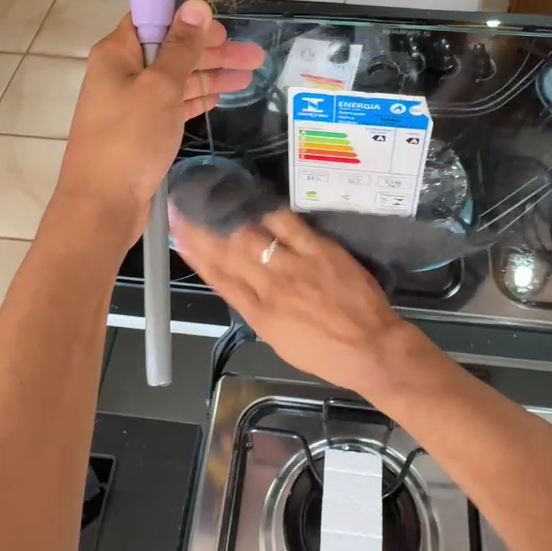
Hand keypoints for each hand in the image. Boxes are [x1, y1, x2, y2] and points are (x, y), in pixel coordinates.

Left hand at [50, 0, 265, 254]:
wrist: (101, 207)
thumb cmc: (129, 141)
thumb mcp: (161, 88)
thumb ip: (182, 47)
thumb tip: (196, 4)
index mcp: (117, 53)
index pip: (156, 19)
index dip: (190, 21)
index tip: (224, 31)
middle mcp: (121, 72)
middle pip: (172, 49)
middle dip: (213, 51)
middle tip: (255, 57)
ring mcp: (130, 103)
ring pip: (177, 78)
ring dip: (212, 75)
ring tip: (251, 77)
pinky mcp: (140, 130)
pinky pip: (174, 104)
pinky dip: (197, 98)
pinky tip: (221, 96)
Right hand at [168, 208, 433, 396]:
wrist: (372, 349)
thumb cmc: (327, 353)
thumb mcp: (281, 340)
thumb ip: (259, 309)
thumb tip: (241, 284)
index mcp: (260, 315)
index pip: (220, 279)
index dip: (196, 254)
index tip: (179, 235)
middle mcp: (271, 288)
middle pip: (228, 253)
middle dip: (201, 230)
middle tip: (183, 206)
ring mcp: (295, 266)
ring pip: (251, 237)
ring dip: (226, 216)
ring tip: (209, 198)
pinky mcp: (320, 250)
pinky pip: (289, 225)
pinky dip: (268, 211)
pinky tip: (253, 198)